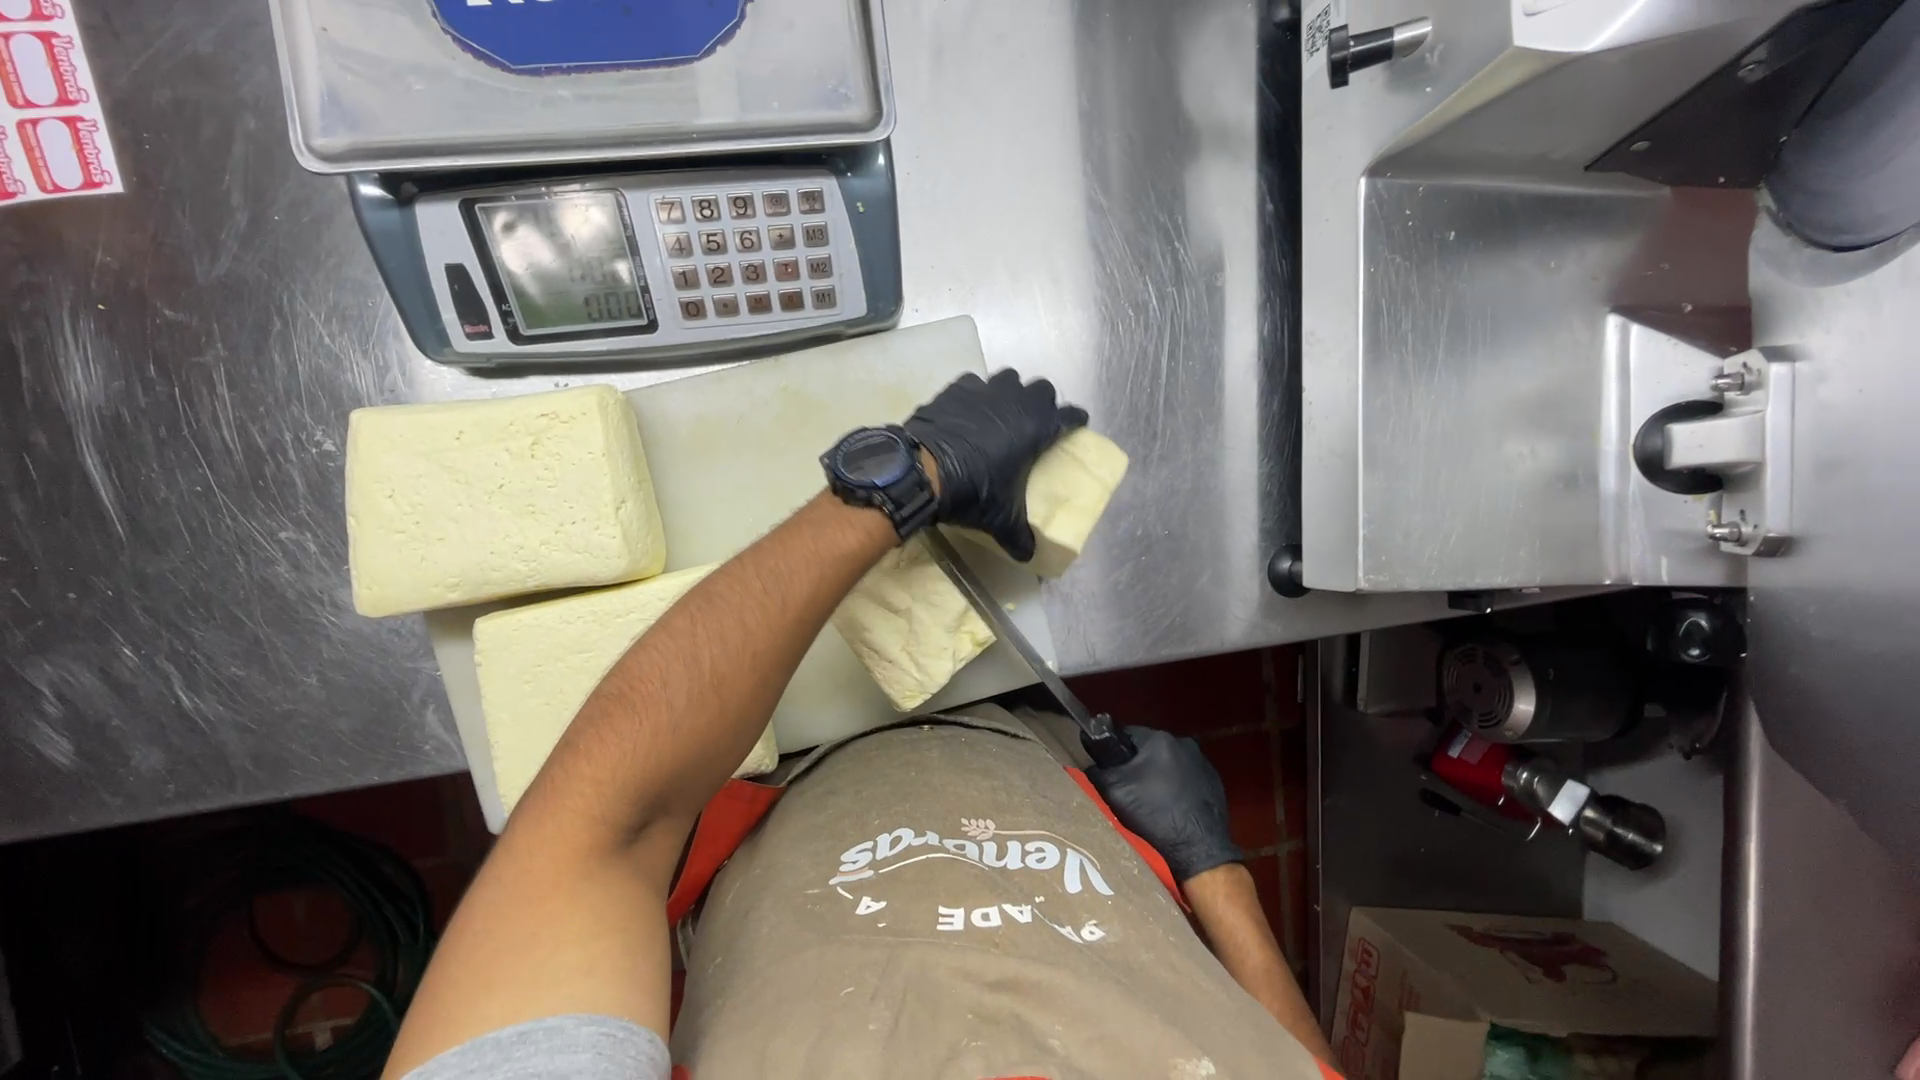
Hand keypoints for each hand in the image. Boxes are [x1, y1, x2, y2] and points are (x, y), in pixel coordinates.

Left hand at [903, 369, 1086, 560]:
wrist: (922, 470)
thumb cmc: (973, 491)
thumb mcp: (1001, 520)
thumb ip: (1019, 536)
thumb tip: (1028, 556)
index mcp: (1037, 427)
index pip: (1069, 415)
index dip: (1074, 420)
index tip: (1076, 425)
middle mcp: (1016, 402)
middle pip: (1042, 390)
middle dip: (1043, 402)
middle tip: (1036, 421)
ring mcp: (985, 391)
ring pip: (1008, 378)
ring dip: (1010, 392)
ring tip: (1003, 411)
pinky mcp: (956, 389)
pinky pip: (973, 385)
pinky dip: (975, 395)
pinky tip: (968, 411)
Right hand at [1087, 726, 1241, 883]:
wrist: (1197, 851)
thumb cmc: (1154, 816)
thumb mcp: (1114, 792)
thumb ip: (1097, 772)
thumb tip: (1089, 765)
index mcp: (1161, 739)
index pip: (1127, 735)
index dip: (1115, 754)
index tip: (1111, 774)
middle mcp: (1185, 744)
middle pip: (1149, 750)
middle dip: (1138, 766)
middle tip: (1129, 791)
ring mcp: (1204, 763)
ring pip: (1169, 764)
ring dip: (1159, 777)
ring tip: (1151, 803)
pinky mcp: (1215, 782)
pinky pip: (1187, 778)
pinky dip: (1177, 789)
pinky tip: (1171, 809)